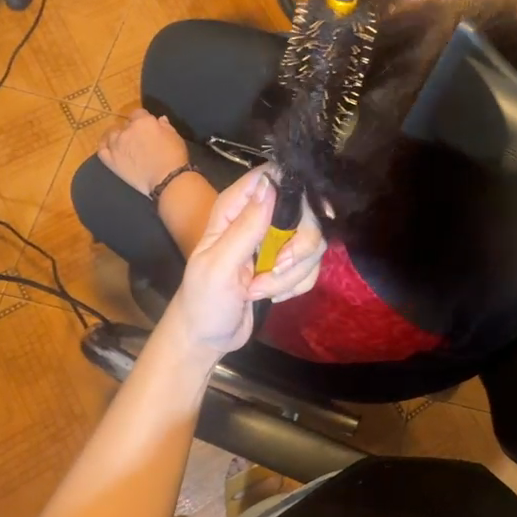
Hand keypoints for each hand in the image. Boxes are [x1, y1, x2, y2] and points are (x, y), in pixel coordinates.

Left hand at [97, 109, 189, 196]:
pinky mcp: (111, 160)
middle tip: (141, 138)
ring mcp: (116, 145)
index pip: (139, 113)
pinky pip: (102, 149)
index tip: (149, 125)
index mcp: (143, 122)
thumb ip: (165, 126)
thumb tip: (160, 119)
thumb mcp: (175, 136)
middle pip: (126, 124)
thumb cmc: (174, 156)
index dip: (144, 118)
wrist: (166, 179)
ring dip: (119, 136)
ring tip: (125, 143)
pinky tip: (108, 145)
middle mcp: (127, 130)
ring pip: (113, 134)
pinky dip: (104, 145)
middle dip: (133, 128)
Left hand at [158, 167, 316, 358]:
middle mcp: (259, 218)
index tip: (309, 216)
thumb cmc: (204, 300)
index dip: (294, 189)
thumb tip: (270, 185)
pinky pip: (312, 265)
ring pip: (312, 242)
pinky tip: (272, 296)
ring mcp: (277, 241)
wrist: (207, 338)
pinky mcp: (289, 263)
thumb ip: (246, 226)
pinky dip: (297, 284)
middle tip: (276, 268)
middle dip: (297, 248)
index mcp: (234, 208)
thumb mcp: (220, 265)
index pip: (271, 177)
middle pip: (304, 211)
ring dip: (291, 274)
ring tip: (259, 291)